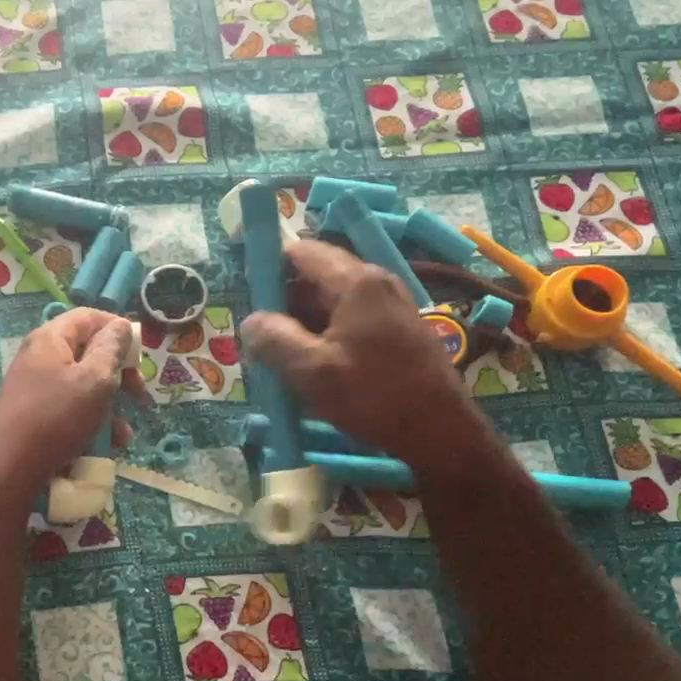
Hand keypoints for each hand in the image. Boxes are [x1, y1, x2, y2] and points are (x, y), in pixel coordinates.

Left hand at [0, 308, 145, 505]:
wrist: (8, 471)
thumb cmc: (55, 419)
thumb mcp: (93, 380)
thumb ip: (111, 350)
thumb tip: (119, 326)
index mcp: (50, 339)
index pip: (89, 317)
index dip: (118, 330)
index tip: (139, 355)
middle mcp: (38, 359)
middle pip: (87, 355)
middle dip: (118, 377)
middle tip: (139, 396)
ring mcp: (34, 390)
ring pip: (82, 390)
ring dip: (108, 410)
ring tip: (121, 436)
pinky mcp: (33, 419)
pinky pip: (68, 414)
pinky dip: (88, 426)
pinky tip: (102, 449)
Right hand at [243, 240, 492, 476]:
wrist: (437, 429)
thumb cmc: (373, 395)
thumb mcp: (311, 371)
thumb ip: (274, 340)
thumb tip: (250, 321)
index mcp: (356, 282)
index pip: (302, 251)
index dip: (268, 262)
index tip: (243, 285)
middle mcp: (375, 282)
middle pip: (316, 275)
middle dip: (282, 298)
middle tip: (255, 330)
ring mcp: (389, 305)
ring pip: (330, 301)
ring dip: (300, 321)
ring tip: (275, 352)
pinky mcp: (395, 329)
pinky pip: (347, 319)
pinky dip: (322, 333)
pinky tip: (308, 364)